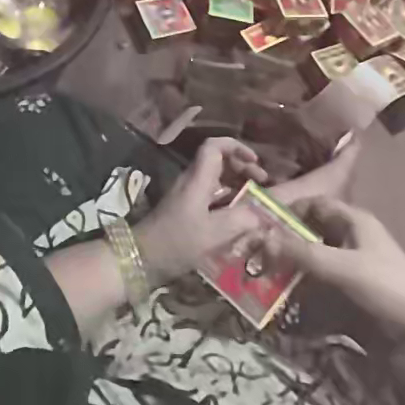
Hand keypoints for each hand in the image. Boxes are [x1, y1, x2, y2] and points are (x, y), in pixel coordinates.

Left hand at [133, 137, 267, 281]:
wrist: (140, 258)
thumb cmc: (176, 242)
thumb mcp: (213, 233)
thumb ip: (242, 219)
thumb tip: (264, 212)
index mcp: (197, 179)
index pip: (214, 146)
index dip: (237, 147)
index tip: (256, 162)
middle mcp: (192, 180)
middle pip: (218, 160)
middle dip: (242, 166)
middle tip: (262, 183)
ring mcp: (188, 194)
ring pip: (216, 178)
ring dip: (237, 183)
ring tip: (256, 199)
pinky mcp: (186, 209)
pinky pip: (211, 194)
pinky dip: (228, 198)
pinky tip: (240, 215)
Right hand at [263, 196, 404, 338]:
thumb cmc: (385, 287)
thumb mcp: (341, 266)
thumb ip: (301, 253)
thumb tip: (262, 238)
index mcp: (354, 221)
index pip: (316, 204)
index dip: (290, 210)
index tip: (262, 223)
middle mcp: (351, 238)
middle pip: (311, 231)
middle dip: (285, 240)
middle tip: (257, 251)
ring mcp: (351, 265)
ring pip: (313, 257)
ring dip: (290, 264)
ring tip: (263, 274)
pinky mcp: (350, 289)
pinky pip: (319, 280)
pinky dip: (301, 284)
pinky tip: (283, 293)